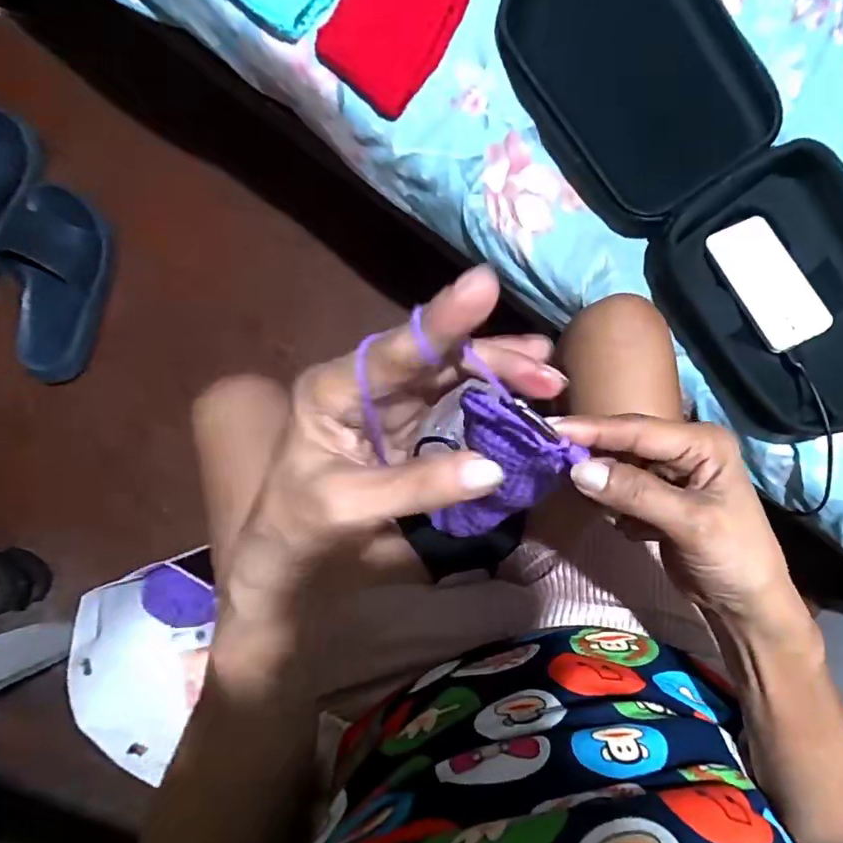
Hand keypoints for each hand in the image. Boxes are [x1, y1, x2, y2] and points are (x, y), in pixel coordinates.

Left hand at [225, 268, 564, 627]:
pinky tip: (527, 397)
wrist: (292, 557)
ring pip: (453, 375)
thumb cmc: (302, 527)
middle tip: (547, 364)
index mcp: (333, 391)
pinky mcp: (414, 427)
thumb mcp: (349, 507)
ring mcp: (393, 405)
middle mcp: (366, 387)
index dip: (441, 321)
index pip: (392, 351)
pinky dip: (495, 401)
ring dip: (502, 373)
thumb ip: (417, 486)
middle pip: (435, 357)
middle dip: (492, 356)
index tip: (483, 285)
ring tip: (550, 375)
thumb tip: (494, 469)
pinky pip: (459, 404)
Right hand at [552, 415, 804, 633]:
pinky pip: (625, 492)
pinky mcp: (661, 501)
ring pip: (622, 468)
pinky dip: (612, 502)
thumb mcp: (688, 523)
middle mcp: (687, 451)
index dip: (593, 429)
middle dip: (591, 450)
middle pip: (627, 444)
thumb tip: (579, 469)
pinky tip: (614, 521)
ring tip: (564, 481)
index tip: (550, 428)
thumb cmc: (733, 558)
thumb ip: (635, 493)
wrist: (747, 605)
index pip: (639, 430)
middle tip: (546, 451)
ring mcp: (673, 476)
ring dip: (599, 478)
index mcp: (703, 443)